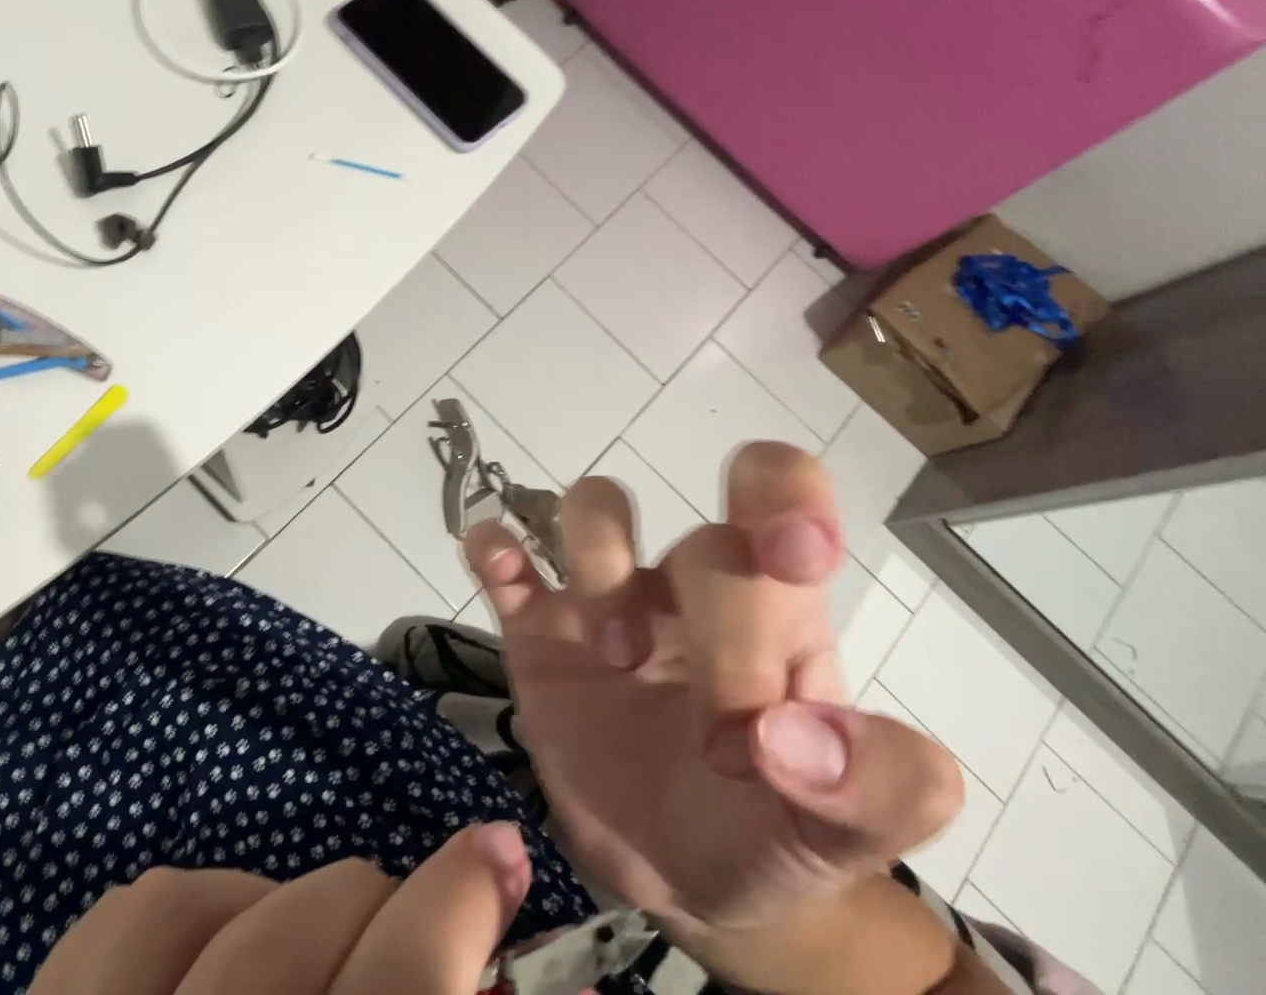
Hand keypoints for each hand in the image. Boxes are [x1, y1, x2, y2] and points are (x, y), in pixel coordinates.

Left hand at [31, 823, 531, 994]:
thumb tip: (550, 992)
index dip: (454, 908)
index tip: (501, 850)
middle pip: (288, 941)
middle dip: (378, 902)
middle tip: (424, 911)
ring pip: (185, 908)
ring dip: (278, 899)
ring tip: (323, 938)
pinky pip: (115, 919)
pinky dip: (191, 903)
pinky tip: (228, 942)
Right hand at [465, 443, 962, 936]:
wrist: (674, 875)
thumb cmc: (767, 836)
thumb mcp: (849, 836)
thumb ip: (878, 790)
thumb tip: (791, 736)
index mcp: (778, 611)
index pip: (784, 497)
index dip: (786, 496)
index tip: (791, 556)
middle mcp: (691, 589)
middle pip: (702, 538)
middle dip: (718, 628)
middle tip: (720, 742)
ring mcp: (604, 604)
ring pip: (592, 509)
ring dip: (599, 561)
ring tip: (613, 658)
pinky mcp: (537, 634)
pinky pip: (503, 564)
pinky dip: (494, 549)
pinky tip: (503, 572)